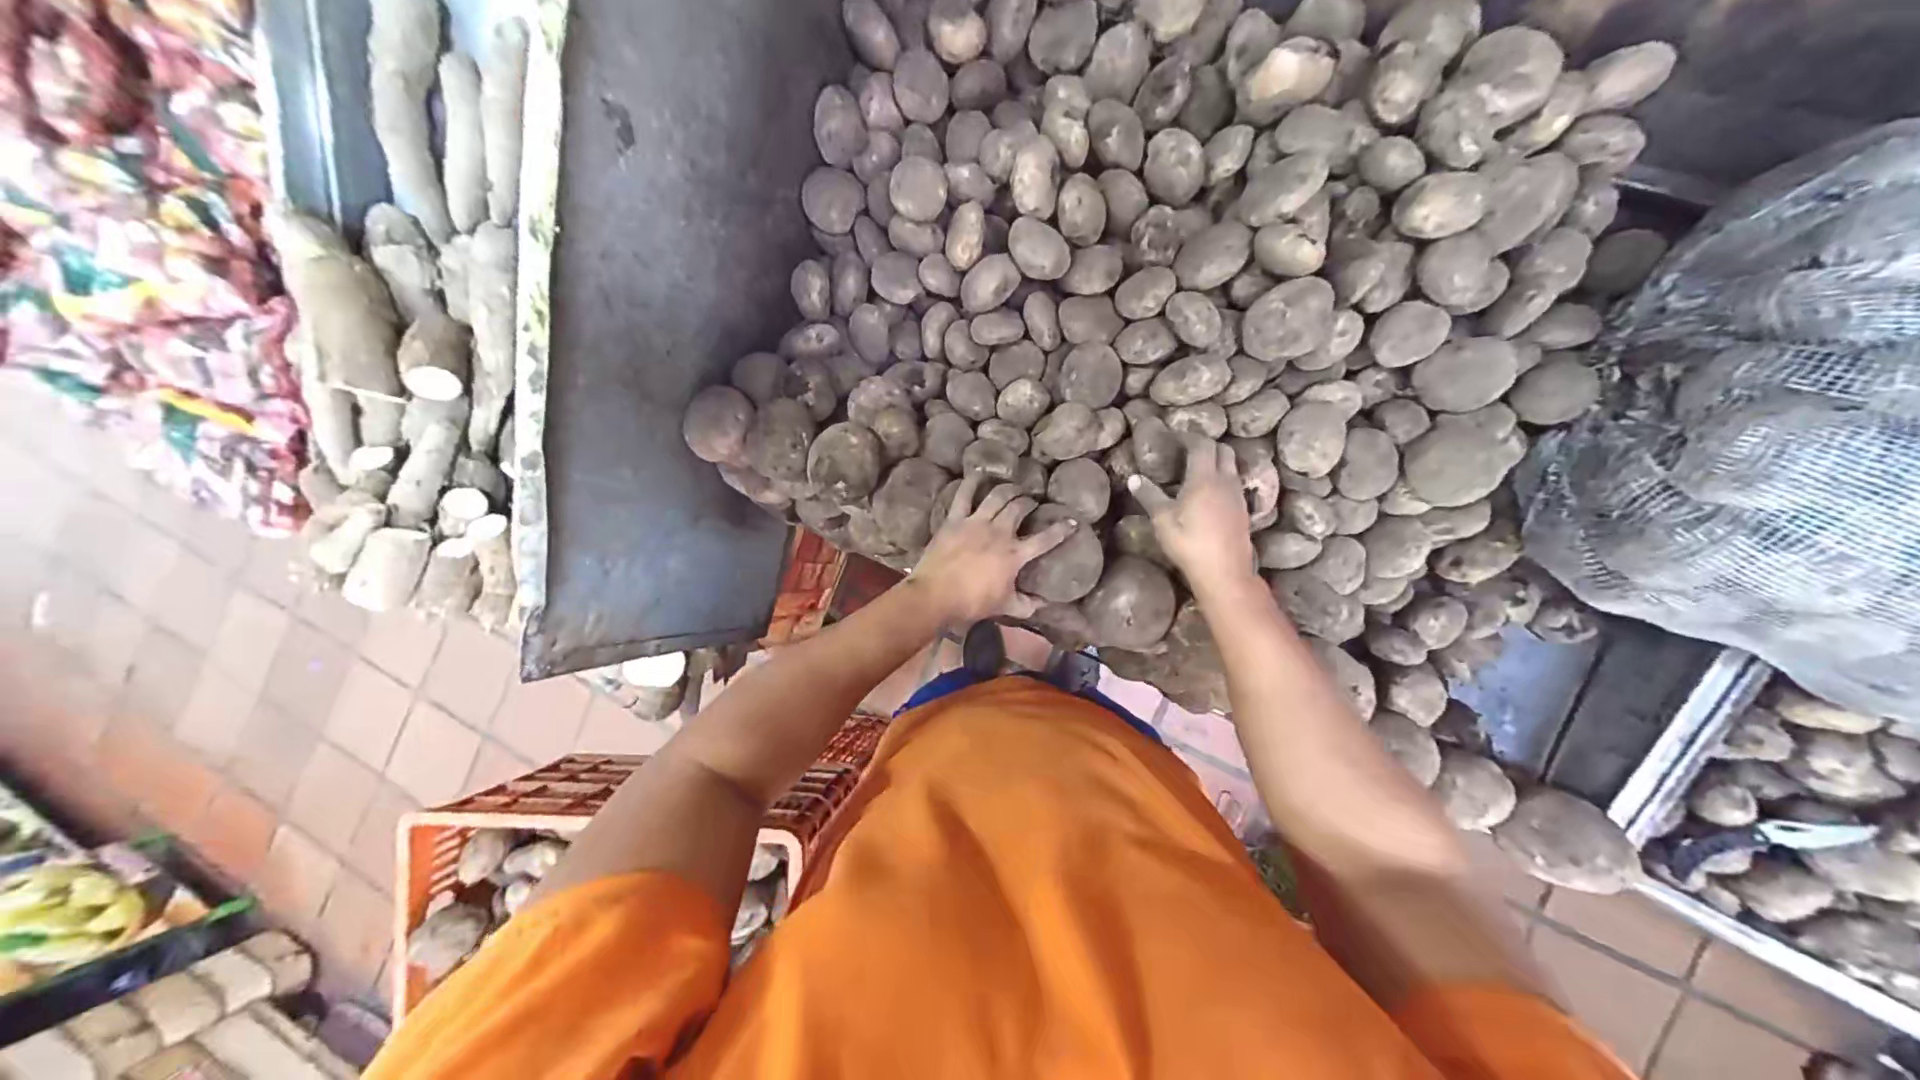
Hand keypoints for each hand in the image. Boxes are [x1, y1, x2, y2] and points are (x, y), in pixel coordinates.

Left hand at [909, 476, 1075, 623]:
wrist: (935, 595)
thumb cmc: (971, 603)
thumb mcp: (1005, 606)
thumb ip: (1027, 604)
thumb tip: (1044, 603)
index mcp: (1014, 554)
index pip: (1045, 538)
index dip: (1061, 529)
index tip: (1072, 521)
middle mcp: (999, 532)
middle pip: (1020, 507)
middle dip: (1029, 502)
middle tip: (1031, 503)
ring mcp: (976, 522)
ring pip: (998, 496)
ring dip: (1009, 489)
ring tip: (1014, 488)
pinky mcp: (954, 519)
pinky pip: (964, 494)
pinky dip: (972, 482)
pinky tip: (979, 473)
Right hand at [1129, 435, 1256, 594]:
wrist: (1224, 572)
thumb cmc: (1189, 543)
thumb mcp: (1162, 520)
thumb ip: (1149, 496)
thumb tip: (1134, 478)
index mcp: (1205, 478)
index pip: (1201, 444)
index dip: (1188, 436)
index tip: (1173, 437)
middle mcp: (1226, 481)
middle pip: (1222, 449)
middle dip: (1205, 444)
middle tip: (1186, 450)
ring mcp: (1238, 495)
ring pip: (1232, 465)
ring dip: (1217, 460)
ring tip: (1197, 469)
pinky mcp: (1243, 510)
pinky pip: (1235, 482)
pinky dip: (1223, 477)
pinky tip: (1209, 492)